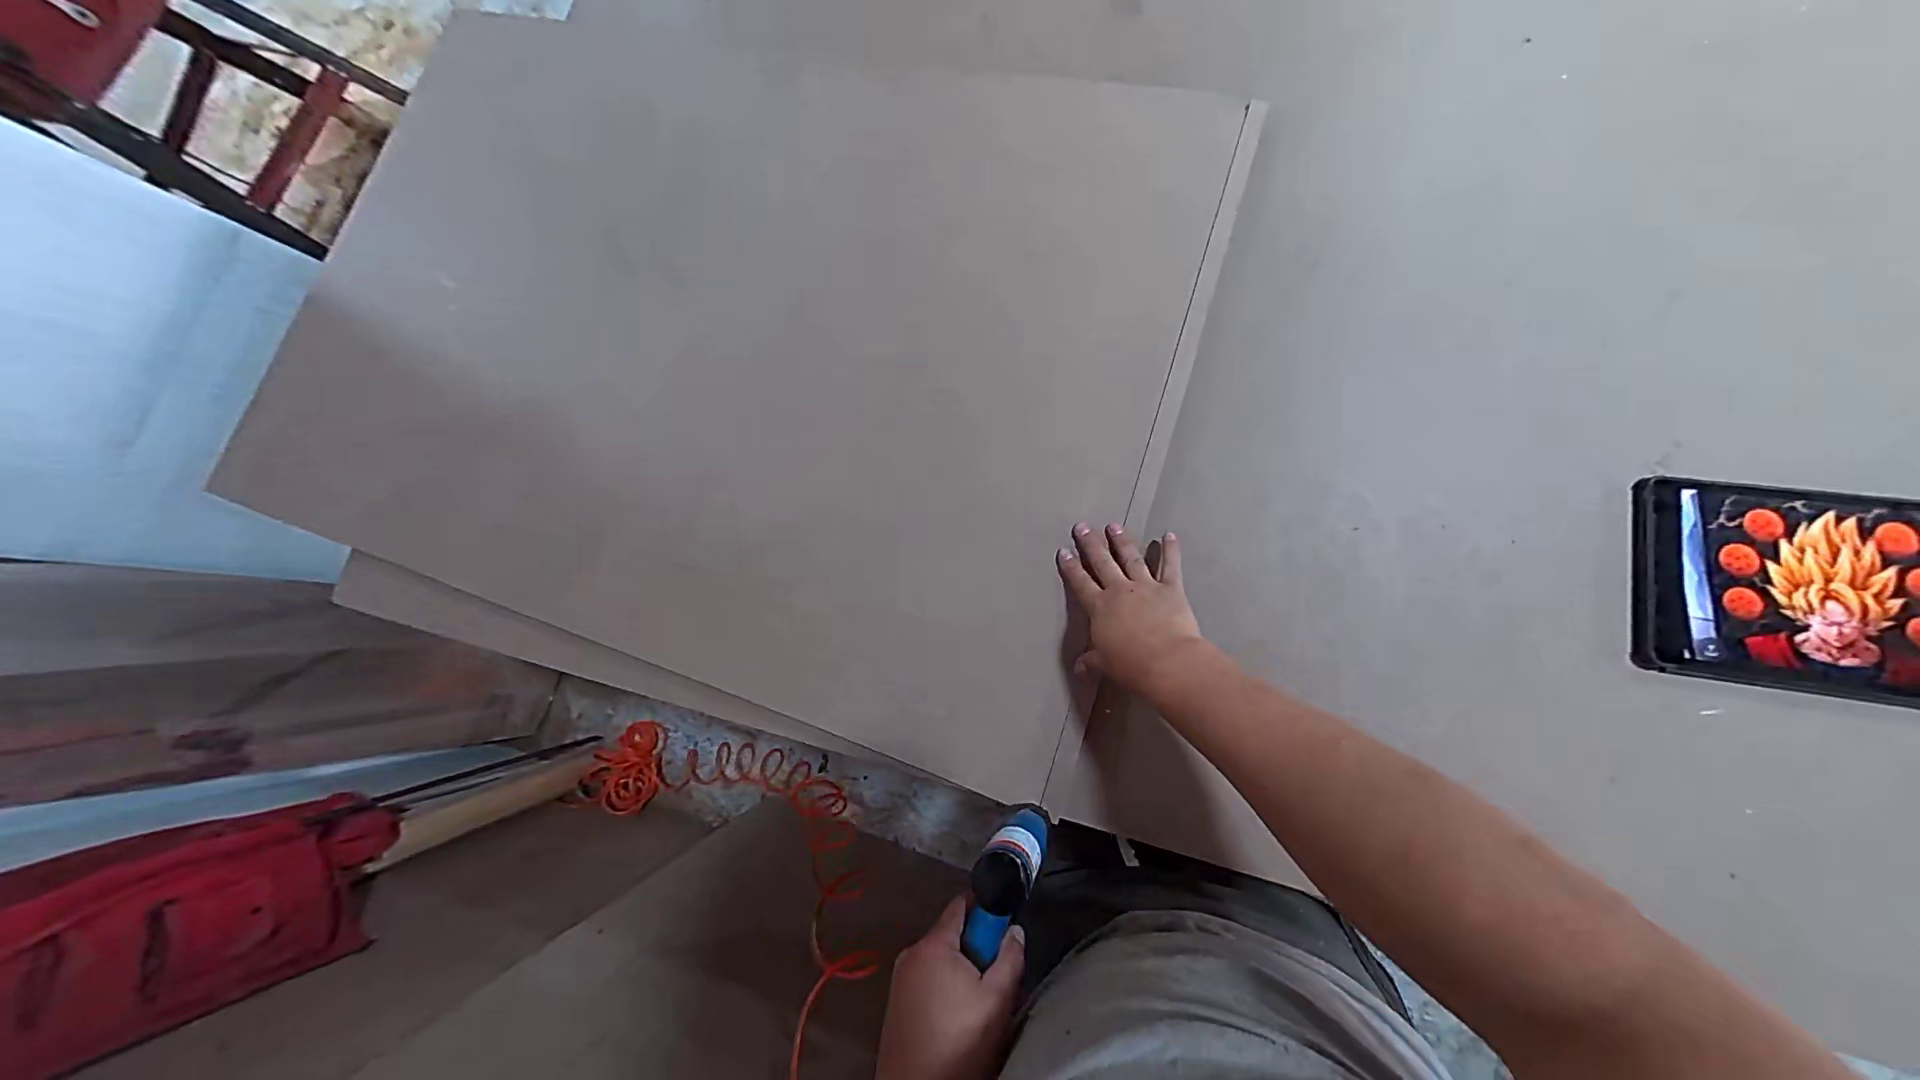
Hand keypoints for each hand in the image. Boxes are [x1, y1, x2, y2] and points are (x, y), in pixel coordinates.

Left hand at [875, 897, 1024, 1079]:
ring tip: (978, 1002)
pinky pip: (927, 979)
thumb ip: (1010, 958)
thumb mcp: (997, 999)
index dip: (986, 908)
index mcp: (933, 944)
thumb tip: (1015, 931)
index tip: (1004, 924)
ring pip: (941, 959)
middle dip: (977, 947)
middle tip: (996, 975)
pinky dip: (945, 987)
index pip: (960, 904)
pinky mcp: (897, 1001)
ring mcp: (900, 978)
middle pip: (952, 934)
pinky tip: (957, 1017)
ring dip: (962, 970)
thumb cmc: (958, 1042)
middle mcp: (912, 953)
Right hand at [1057, 522, 1210, 696]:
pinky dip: (1170, 549)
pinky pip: (1170, 565)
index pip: (1080, 582)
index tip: (1064, 551)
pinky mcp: (1171, 589)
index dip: (1071, 567)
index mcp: (1100, 607)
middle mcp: (1120, 591)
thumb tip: (1079, 668)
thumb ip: (1091, 661)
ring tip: (1114, 526)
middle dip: (1091, 544)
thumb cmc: (1131, 665)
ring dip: (1122, 541)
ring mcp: (1146, 586)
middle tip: (1083, 527)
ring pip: (1131, 558)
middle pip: (1102, 562)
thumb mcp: (1105, 664)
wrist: (1167, 661)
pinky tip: (1169, 535)